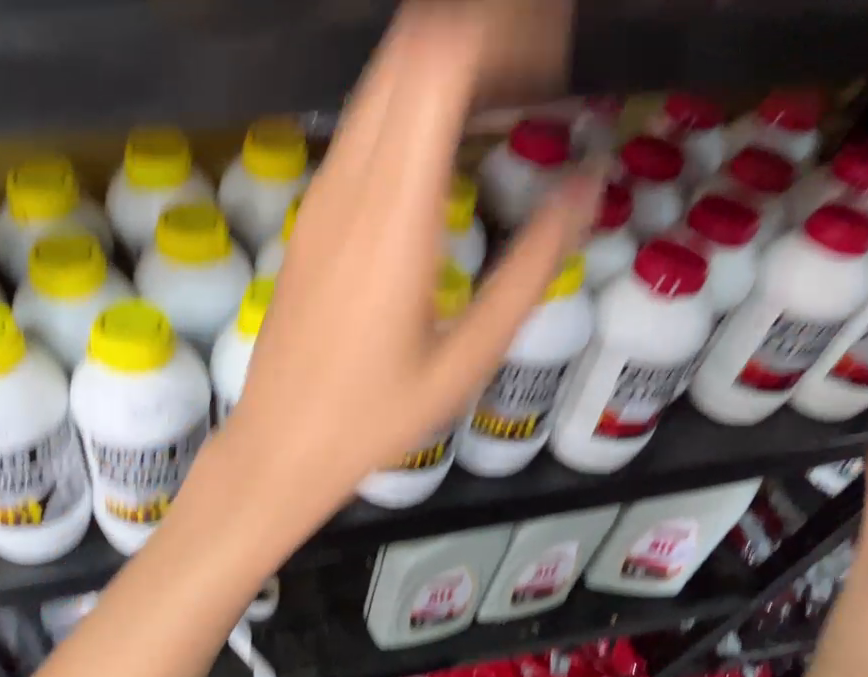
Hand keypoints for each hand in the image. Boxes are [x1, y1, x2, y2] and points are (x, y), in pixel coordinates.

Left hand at [212, 0, 603, 534]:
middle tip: (545, 74)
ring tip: (513, 101)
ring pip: (380, 84)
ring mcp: (319, 198)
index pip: (438, 61)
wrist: (278, 446)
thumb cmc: (373, 420)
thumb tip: (589, 185)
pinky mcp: (309, 217)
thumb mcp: (468, 359)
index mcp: (392, 217)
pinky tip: (454, 149)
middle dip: (484, 40)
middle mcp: (347, 188)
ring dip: (447, 69)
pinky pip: (362, 129)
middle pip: (409, 51)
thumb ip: (533, 267)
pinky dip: (413, 108)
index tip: (557, 62)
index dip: (504, 34)